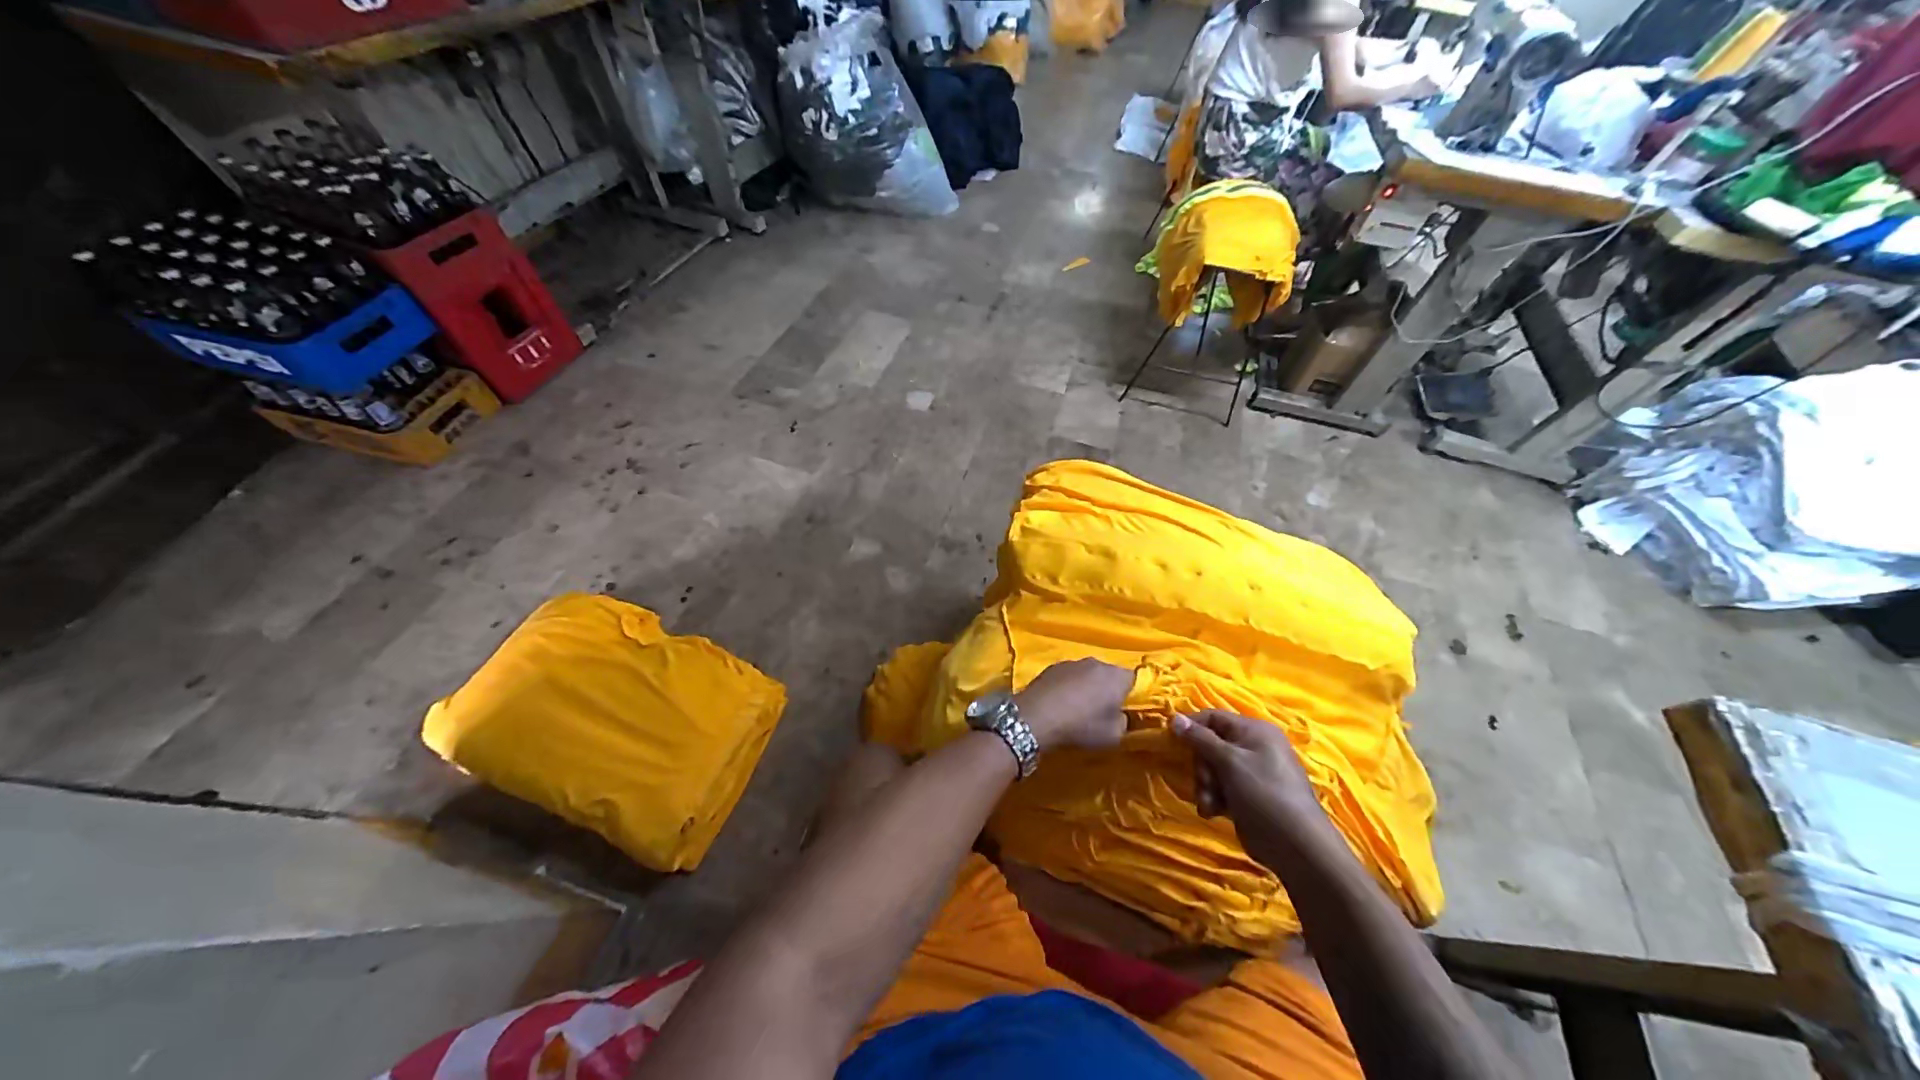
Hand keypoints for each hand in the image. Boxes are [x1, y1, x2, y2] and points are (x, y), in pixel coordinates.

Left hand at [1014, 658, 1132, 751]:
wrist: (1036, 717)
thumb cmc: (1081, 727)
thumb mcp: (1113, 736)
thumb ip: (1124, 722)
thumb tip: (1120, 715)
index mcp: (1116, 676)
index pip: (1133, 679)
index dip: (1129, 695)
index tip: (1122, 710)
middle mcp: (1096, 662)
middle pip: (1109, 674)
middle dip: (1107, 689)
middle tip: (1101, 710)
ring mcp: (1072, 662)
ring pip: (1087, 673)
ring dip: (1086, 686)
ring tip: (1077, 707)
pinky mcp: (1051, 667)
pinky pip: (1068, 676)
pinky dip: (1067, 686)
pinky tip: (1060, 702)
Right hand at [1173, 710, 1331, 862]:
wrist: (1296, 844)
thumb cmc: (1263, 793)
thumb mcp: (1229, 761)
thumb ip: (1200, 738)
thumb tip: (1175, 717)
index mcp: (1254, 730)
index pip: (1214, 717)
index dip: (1192, 727)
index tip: (1172, 741)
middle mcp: (1253, 747)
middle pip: (1210, 745)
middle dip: (1202, 767)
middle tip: (1206, 784)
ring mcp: (1251, 773)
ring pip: (1213, 770)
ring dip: (1206, 786)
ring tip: (1211, 804)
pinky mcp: (1248, 795)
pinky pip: (1222, 788)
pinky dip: (1215, 798)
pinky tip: (1215, 812)